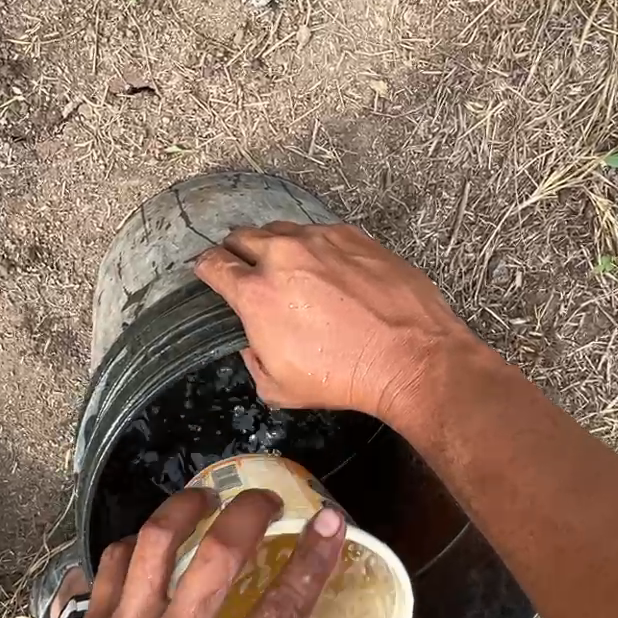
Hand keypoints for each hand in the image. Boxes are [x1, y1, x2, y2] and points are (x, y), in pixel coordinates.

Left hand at [0, 489, 346, 617]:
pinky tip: (149, 541)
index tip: (330, 522)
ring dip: (186, 506)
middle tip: (265, 498)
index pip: (280, 612)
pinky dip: (134, 541)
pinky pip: (112, 561)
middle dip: (249, 511)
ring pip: (157, 542)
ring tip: (204, 495)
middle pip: (219, 556)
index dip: (312, 560)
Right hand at [193, 222, 479, 425]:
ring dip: (274, 245)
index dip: (206, 268)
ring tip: (286, 266)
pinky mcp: (353, 236)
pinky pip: (319, 232)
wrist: (411, 358)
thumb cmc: (342, 378)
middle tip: (245, 268)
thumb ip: (252, 360)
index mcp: (255, 293)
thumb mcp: (278, 388)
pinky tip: (326, 267)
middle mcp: (282, 256)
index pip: (213, 264)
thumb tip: (252, 343)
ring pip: (280, 230)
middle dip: (237, 252)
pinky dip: (314, 246)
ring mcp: (319, 241)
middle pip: (241, 237)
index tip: (209, 272)